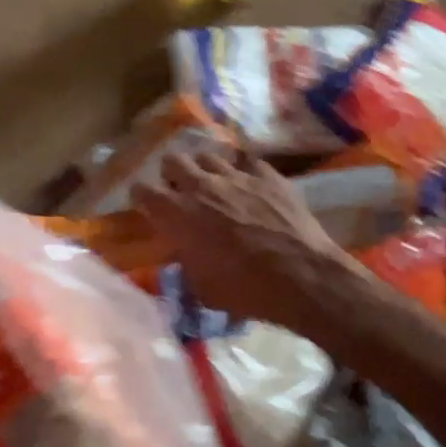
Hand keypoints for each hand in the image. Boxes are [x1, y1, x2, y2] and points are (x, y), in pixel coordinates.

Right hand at [132, 152, 354, 327]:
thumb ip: (185, 265)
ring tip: (214, 184)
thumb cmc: (247, 291)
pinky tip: (249, 183)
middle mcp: (201, 187)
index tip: (146, 204)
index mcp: (178, 214)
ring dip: (206, 169)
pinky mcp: (267, 174)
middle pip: (172, 160)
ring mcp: (235, 176)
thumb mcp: (202, 289)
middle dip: (172, 174)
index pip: (142, 190)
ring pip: (207, 155)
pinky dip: (243, 169)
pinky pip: (247, 160)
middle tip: (181, 191)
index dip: (141, 196)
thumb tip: (183, 256)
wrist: (304, 278)